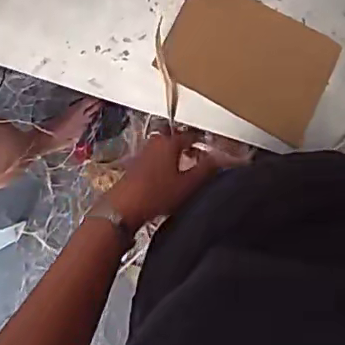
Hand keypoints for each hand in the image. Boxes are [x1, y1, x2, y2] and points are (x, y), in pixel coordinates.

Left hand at [104, 129, 225, 228]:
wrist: (122, 209)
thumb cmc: (157, 194)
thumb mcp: (188, 184)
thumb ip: (207, 169)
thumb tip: (222, 157)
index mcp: (169, 140)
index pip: (193, 135)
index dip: (205, 143)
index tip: (215, 153)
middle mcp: (156, 141)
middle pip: (178, 140)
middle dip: (191, 149)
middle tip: (203, 163)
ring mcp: (144, 152)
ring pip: (167, 150)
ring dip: (178, 158)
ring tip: (189, 173)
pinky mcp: (136, 165)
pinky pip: (157, 159)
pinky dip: (167, 165)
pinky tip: (170, 181)